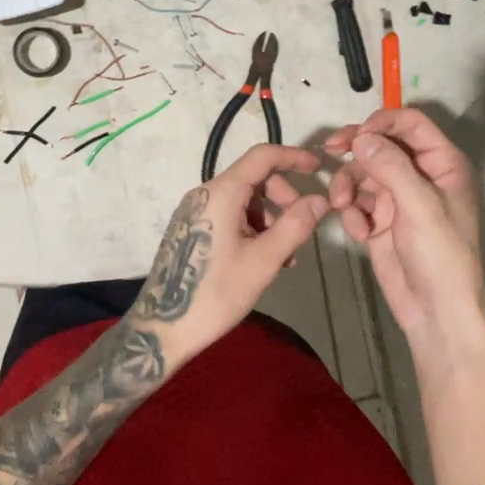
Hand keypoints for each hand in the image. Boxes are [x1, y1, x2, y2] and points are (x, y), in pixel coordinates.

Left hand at [132, 144, 330, 365]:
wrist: (163, 327)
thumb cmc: (216, 292)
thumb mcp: (264, 260)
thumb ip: (295, 225)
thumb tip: (320, 199)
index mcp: (221, 194)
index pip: (262, 157)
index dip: (293, 157)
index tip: (319, 169)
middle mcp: (205, 195)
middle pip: (254, 179)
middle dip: (284, 198)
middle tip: (301, 229)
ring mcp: (195, 212)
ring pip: (243, 200)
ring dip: (270, 219)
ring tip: (285, 257)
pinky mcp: (191, 230)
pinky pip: (229, 216)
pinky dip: (252, 229)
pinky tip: (263, 261)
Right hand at [325, 110, 484, 342]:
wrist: (435, 311)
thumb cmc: (439, 255)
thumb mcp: (419, 206)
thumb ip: (390, 167)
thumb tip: (360, 138)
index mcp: (442, 164)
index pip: (410, 124)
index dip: (382, 123)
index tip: (356, 137)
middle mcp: (420, 175)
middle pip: (380, 145)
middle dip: (356, 152)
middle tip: (329, 151)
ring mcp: (399, 199)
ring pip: (363, 174)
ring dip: (348, 187)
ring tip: (343, 208)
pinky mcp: (381, 221)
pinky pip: (357, 203)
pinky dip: (352, 215)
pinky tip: (360, 234)